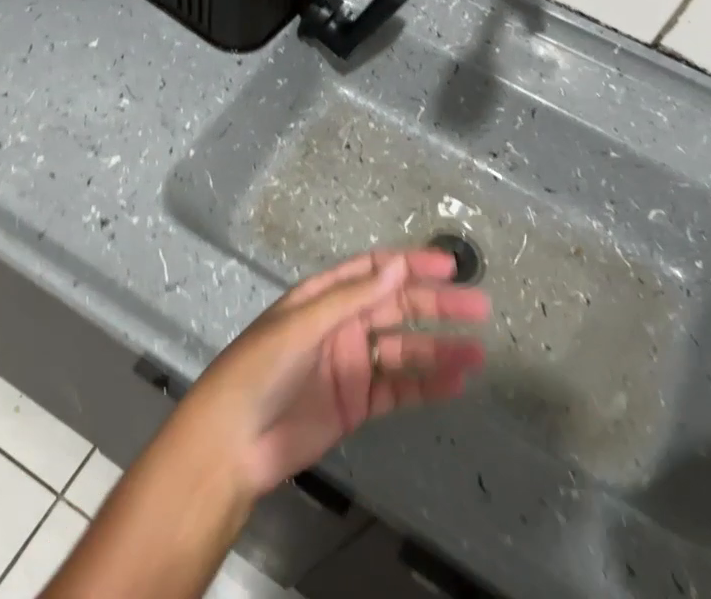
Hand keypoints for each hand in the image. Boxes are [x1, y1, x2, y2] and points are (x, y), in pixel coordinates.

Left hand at [174, 250, 491, 496]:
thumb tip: (398, 267)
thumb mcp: (301, 327)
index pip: (372, 272)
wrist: (232, 444)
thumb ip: (352, 299)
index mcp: (320, 299)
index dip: (409, 266)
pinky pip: (399, 388)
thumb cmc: (258, 372)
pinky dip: (428, 385)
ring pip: (404, 350)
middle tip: (478, 306)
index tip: (448, 267)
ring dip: (439, 350)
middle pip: (395, 308)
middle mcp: (340, 326)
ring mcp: (351, 365)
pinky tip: (456, 383)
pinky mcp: (357, 403)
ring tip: (476, 353)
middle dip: (436, 306)